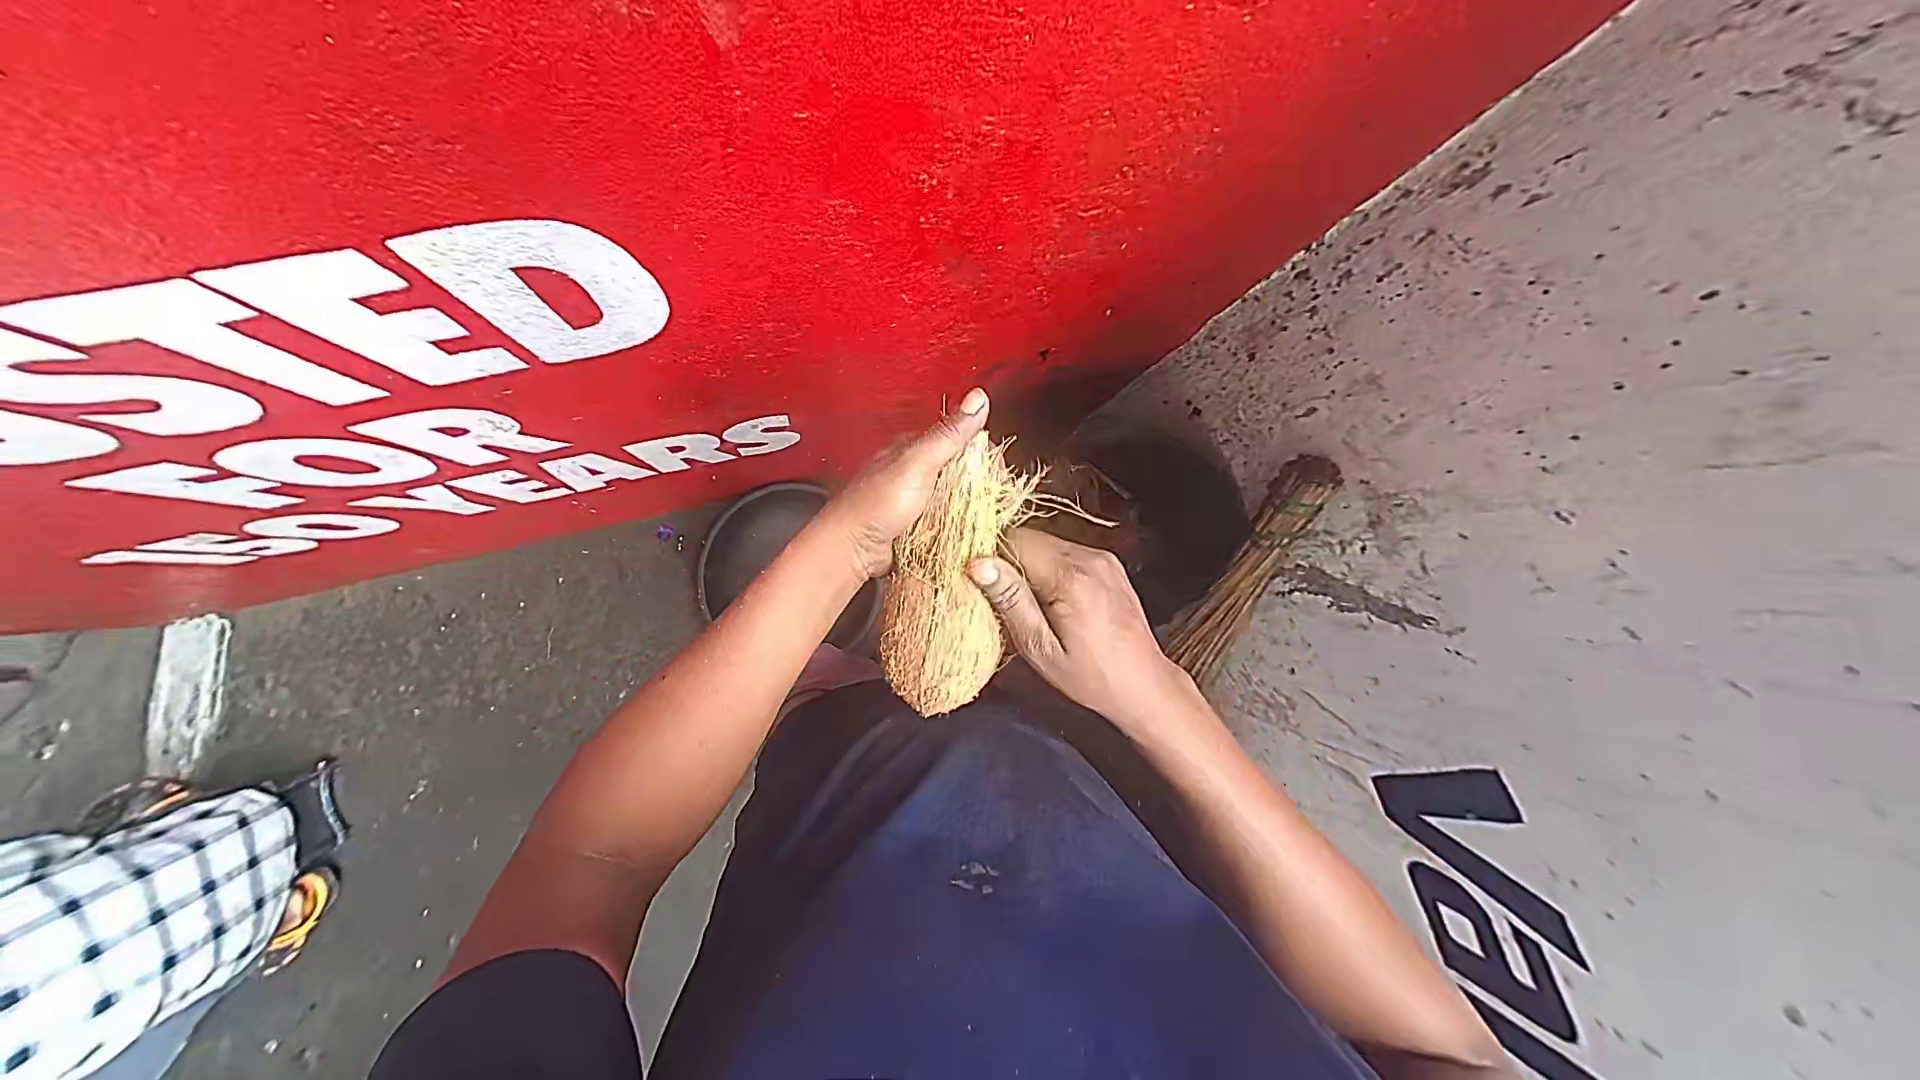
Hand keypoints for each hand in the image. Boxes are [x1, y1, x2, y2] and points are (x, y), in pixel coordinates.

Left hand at [819, 387, 990, 578]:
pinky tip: (959, 530)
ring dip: (965, 506)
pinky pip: (942, 520)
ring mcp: (912, 499)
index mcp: (912, 447)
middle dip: (975, 482)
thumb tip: (977, 398)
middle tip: (989, 497)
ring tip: (978, 515)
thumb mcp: (919, 462)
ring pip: (951, 497)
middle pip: (957, 470)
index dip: (980, 452)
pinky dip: (953, 524)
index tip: (997, 469)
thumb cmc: (877, 504)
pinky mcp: (913, 524)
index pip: (957, 439)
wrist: (853, 548)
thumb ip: (949, 434)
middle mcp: (912, 471)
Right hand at [967, 528, 1196, 730]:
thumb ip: (1011, 601)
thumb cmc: (1092, 677)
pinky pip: (1064, 552)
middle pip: (1029, 537)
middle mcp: (1089, 558)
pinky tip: (1048, 600)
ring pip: (1045, 543)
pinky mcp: (1107, 563)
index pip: (1013, 540)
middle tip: (997, 598)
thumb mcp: (1041, 649)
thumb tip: (978, 564)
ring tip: (1025, 604)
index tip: (976, 582)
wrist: (1145, 684)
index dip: (988, 557)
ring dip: (1026, 565)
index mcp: (1071, 577)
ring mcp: (1102, 557)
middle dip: (1005, 562)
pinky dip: (1047, 568)